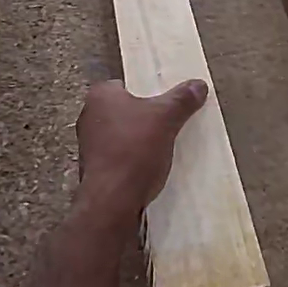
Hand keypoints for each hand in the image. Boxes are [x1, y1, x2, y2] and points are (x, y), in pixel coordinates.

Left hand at [74, 78, 206, 223]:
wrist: (112, 202)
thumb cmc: (134, 150)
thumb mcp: (166, 117)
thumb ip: (182, 99)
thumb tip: (198, 84)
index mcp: (100, 96)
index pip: (128, 84)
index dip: (149, 91)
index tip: (167, 102)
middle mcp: (89, 116)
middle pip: (127, 109)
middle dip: (147, 116)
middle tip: (171, 121)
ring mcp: (89, 145)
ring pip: (123, 134)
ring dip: (141, 139)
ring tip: (165, 146)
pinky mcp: (94, 168)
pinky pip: (119, 156)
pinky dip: (134, 158)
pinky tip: (151, 166)